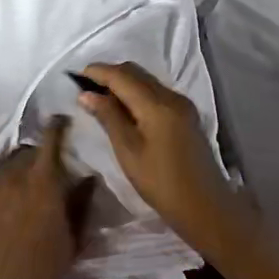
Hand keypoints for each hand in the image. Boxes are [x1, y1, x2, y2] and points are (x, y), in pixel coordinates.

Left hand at [0, 117, 91, 278]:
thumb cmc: (45, 268)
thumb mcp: (73, 238)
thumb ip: (81, 203)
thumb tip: (88, 177)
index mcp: (44, 183)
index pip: (50, 143)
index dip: (56, 128)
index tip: (61, 119)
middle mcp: (15, 177)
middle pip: (27, 155)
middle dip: (38, 158)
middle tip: (47, 172)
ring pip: (7, 169)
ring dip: (18, 173)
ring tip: (25, 191)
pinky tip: (3, 207)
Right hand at [76, 62, 233, 236]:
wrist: (204, 206)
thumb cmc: (160, 182)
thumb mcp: (127, 150)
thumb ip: (108, 117)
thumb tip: (86, 94)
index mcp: (157, 105)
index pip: (122, 76)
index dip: (97, 72)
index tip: (74, 76)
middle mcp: (172, 97)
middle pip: (136, 72)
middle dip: (109, 74)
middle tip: (85, 87)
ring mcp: (182, 105)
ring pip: (146, 81)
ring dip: (122, 82)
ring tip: (100, 98)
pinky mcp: (186, 116)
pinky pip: (156, 92)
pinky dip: (136, 93)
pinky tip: (123, 109)